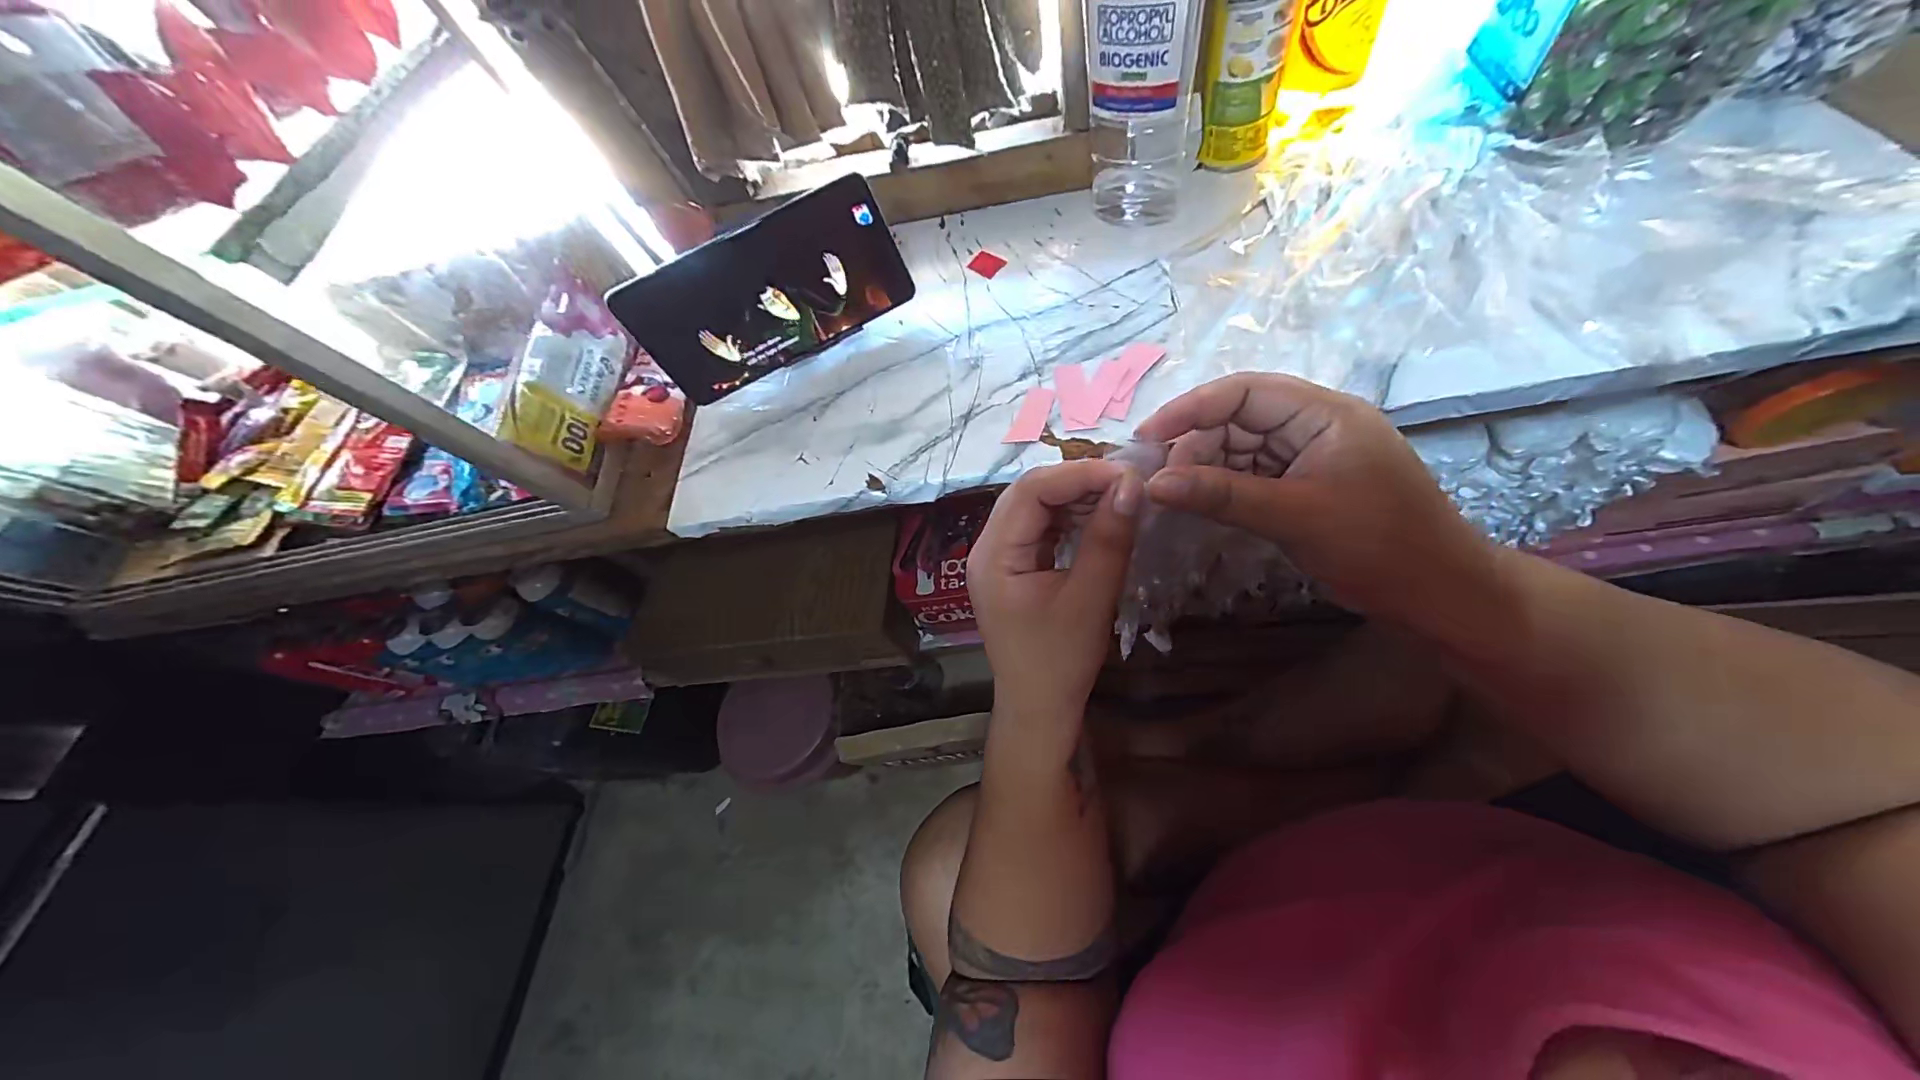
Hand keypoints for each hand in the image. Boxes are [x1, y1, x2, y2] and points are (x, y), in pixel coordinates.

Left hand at [967, 461, 1142, 725]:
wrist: (1038, 707)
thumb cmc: (1060, 661)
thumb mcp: (1090, 599)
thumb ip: (1108, 540)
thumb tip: (1132, 485)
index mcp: (994, 554)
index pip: (1031, 490)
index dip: (1080, 474)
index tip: (1128, 474)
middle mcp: (988, 548)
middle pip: (1029, 493)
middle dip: (1078, 481)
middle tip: (1128, 482)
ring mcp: (999, 557)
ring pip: (1036, 508)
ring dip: (1077, 498)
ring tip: (1121, 496)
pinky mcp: (1014, 567)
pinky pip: (1041, 529)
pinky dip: (1071, 519)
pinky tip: (1101, 517)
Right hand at [1134, 373, 1496, 624]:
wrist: (1437, 593)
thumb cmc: (1376, 545)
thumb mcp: (1292, 516)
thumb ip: (1220, 495)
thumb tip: (1153, 484)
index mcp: (1323, 413)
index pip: (1244, 391)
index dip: (1190, 409)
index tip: (1146, 439)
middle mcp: (1315, 425)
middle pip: (1238, 419)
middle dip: (1195, 445)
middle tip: (1157, 480)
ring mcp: (1310, 455)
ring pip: (1240, 450)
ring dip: (1205, 470)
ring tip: (1171, 496)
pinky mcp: (1305, 485)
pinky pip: (1252, 476)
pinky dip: (1223, 489)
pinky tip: (1198, 505)